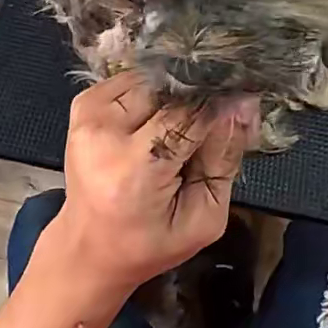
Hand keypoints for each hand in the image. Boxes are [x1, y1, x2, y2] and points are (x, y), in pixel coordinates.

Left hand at [47, 72, 260, 298]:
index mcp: (135, 170)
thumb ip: (225, 158)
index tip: (242, 109)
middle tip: (209, 132)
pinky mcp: (85, 103)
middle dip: (198, 103)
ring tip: (175, 135)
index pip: (192, 114)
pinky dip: (153, 96)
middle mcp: (104, 133)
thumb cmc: (150, 241)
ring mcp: (89, 113)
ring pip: (154, 80)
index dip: (222, 108)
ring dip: (174, 99)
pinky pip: (134, 81)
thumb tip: (242, 104)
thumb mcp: (205, 216)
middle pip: (172, 91)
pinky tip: (153, 124)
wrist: (90, 246)